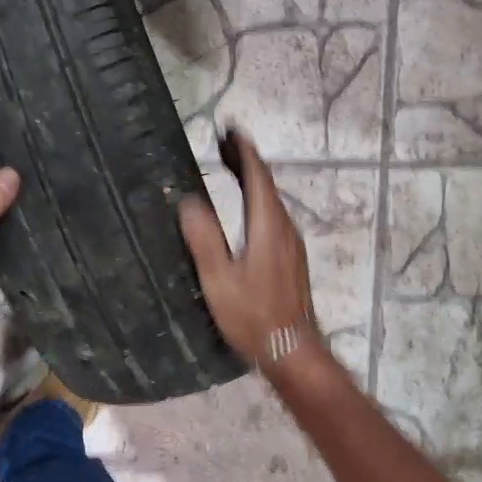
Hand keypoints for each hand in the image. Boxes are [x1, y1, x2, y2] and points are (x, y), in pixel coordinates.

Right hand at [178, 129, 320, 368]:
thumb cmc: (252, 315)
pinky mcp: (290, 259)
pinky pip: (272, 217)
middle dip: (245, 162)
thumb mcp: (219, 278)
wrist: (292, 351)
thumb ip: (204, 238)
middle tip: (224, 142)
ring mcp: (291, 245)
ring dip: (251, 181)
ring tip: (229, 167)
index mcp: (267, 226)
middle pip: (266, 186)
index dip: (244, 152)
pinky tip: (243, 209)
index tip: (231, 130)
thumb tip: (189, 200)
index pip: (257, 178)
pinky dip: (256, 201)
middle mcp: (284, 229)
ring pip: (270, 202)